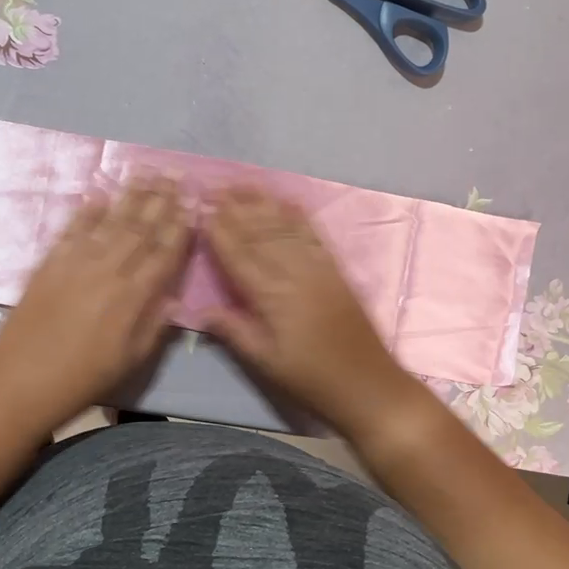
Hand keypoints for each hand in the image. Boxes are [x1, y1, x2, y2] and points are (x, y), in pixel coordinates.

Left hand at [0, 176, 191, 429]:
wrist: (20, 380)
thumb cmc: (83, 379)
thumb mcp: (130, 361)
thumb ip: (154, 326)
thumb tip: (174, 297)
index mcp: (133, 297)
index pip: (164, 253)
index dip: (180, 227)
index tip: (193, 203)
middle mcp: (108, 271)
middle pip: (140, 228)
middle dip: (160, 200)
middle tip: (175, 174)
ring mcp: (76, 262)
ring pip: (110, 221)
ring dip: (130, 195)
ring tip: (147, 172)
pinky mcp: (49, 263)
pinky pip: (73, 229)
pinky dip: (88, 210)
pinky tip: (100, 194)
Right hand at [201, 185, 429, 442]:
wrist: (368, 384)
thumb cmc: (310, 379)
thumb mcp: (265, 362)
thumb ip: (234, 332)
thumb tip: (200, 311)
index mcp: (272, 297)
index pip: (239, 256)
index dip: (219, 232)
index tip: (201, 209)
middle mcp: (294, 274)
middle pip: (261, 234)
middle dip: (237, 209)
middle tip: (215, 187)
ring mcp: (318, 268)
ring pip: (285, 228)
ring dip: (263, 204)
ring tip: (242, 184)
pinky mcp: (335, 270)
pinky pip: (313, 234)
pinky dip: (297, 215)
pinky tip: (285, 200)